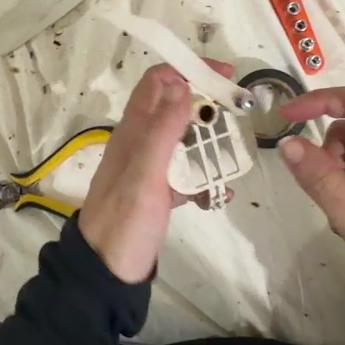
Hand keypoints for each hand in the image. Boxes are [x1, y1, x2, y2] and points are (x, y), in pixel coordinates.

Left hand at [78, 61, 230, 283]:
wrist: (106, 273)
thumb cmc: (124, 222)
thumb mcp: (145, 175)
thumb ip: (162, 132)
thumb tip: (183, 86)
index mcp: (133, 132)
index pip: (158, 82)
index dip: (189, 71)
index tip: (226, 77)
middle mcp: (140, 143)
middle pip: (176, 108)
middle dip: (207, 106)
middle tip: (238, 116)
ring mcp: (149, 168)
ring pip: (184, 141)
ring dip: (210, 144)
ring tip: (234, 157)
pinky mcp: (158, 192)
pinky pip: (186, 175)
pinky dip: (205, 178)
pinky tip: (221, 193)